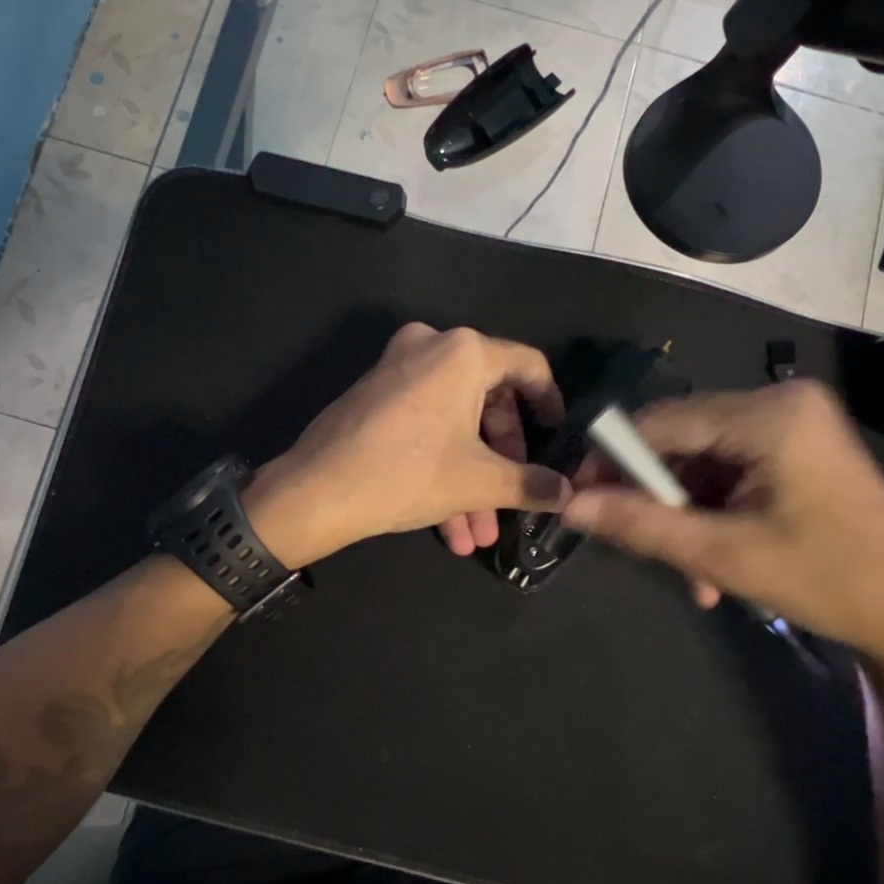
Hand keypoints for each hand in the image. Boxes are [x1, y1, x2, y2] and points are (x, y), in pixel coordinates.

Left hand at [246, 323, 570, 565]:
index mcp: (462, 352)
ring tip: (480, 535)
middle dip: (503, 462)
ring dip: (472, 480)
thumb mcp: (478, 482)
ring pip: (454, 425)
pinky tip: (451, 531)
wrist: (316, 492)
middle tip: (513, 500)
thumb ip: (530, 484)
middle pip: (489, 401)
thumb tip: (567, 493)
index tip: (560, 438)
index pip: (528, 366)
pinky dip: (441, 469)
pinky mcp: (376, 398)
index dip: (551, 404)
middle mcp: (430, 348)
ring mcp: (398, 371)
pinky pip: (424, 428)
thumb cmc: (407, 473)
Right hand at [561, 381, 883, 663]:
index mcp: (770, 415)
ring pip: (701, 462)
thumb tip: (570, 506)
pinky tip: (715, 563)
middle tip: (641, 548)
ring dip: (685, 516)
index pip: (660, 422)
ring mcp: (793, 425)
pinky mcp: (798, 449)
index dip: (611, 461)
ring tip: (694, 576)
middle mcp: (781, 403)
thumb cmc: (828, 580)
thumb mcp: (724, 555)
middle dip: (657, 499)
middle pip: (680, 441)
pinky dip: (712, 514)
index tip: (579, 501)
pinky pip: (730, 472)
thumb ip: (642, 524)